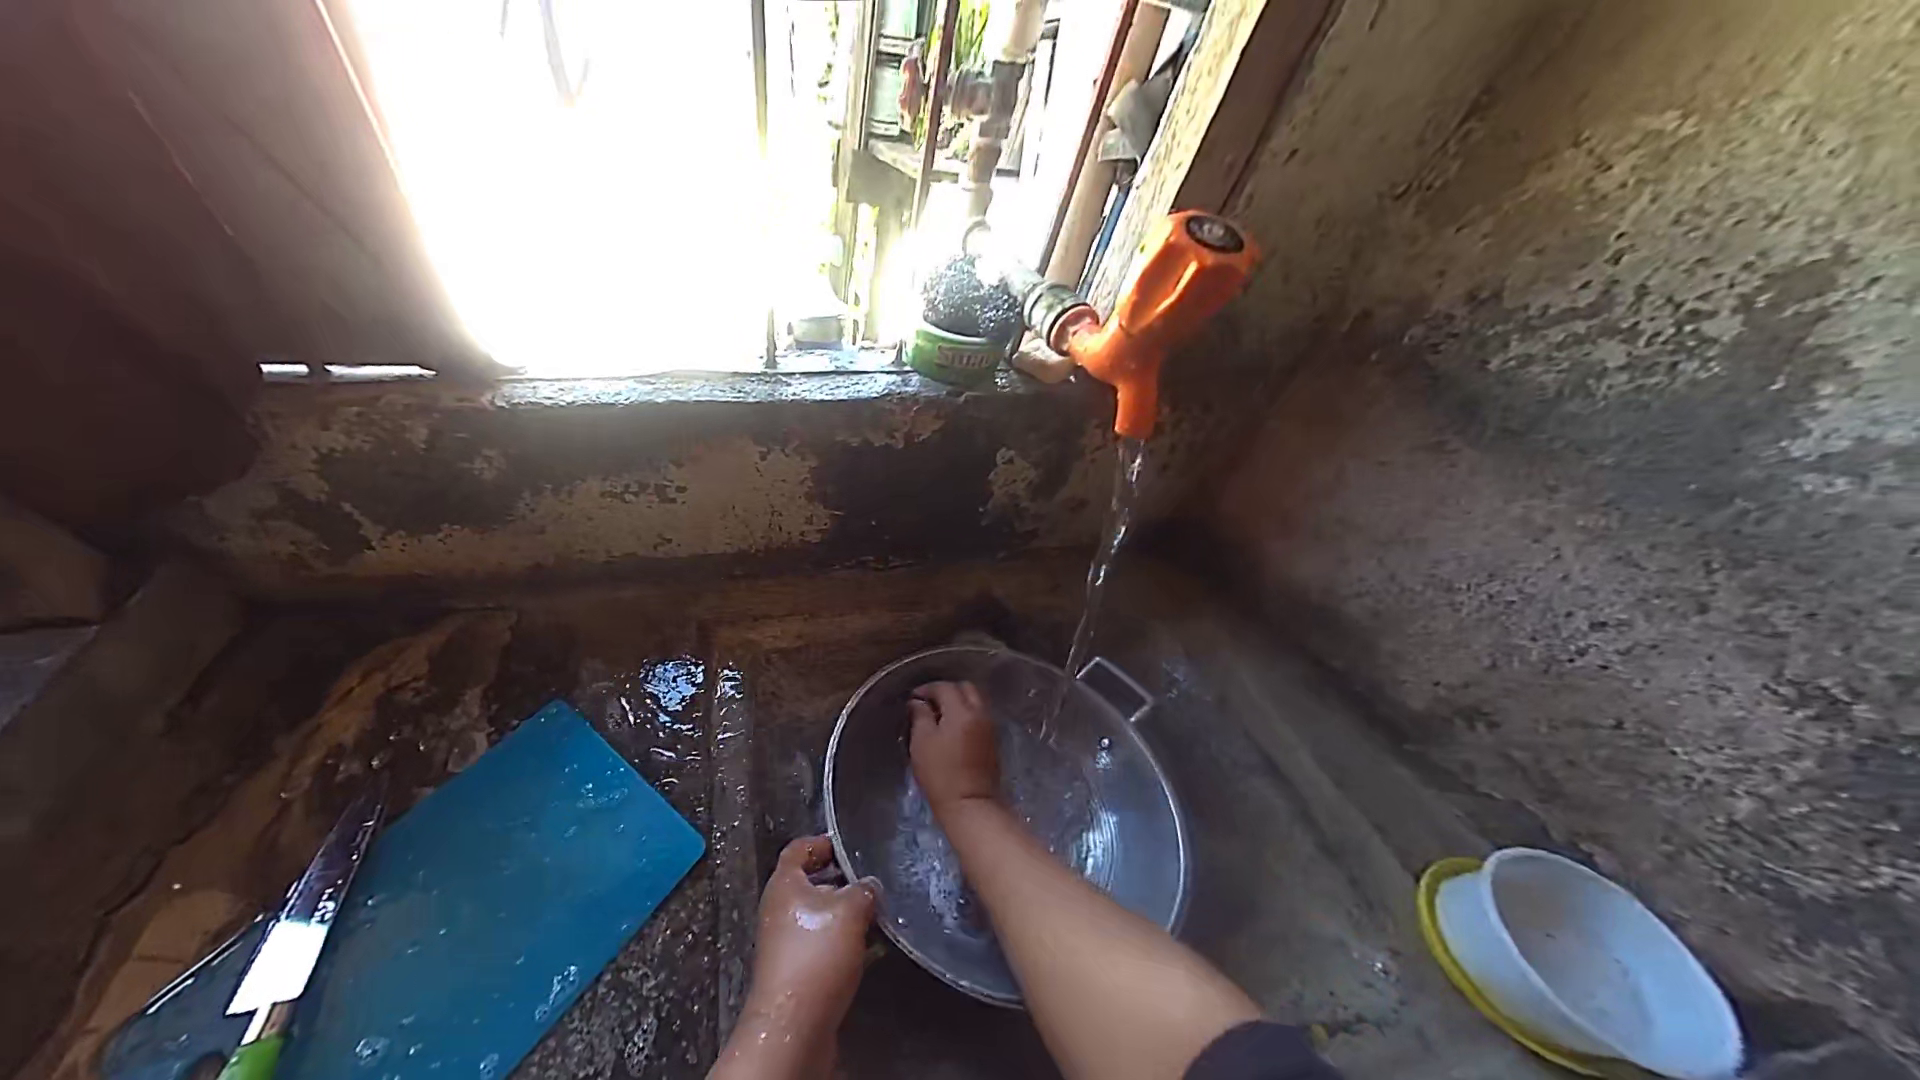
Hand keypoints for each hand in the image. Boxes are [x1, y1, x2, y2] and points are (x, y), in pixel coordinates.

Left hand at [742, 836, 877, 1033]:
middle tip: (871, 878)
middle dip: (842, 879)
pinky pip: (823, 942)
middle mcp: (780, 909)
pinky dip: (844, 940)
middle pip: (811, 881)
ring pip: (820, 914)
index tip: (849, 844)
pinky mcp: (797, 970)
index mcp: (784, 885)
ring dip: (847, 912)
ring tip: (878, 912)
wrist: (794, 1026)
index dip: (822, 841)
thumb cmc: (816, 955)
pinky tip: (871, 947)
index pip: (799, 848)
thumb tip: (870, 886)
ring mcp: (787, 941)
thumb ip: (864, 890)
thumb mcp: (850, 910)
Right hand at [908, 680, 1000, 812]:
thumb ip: (920, 716)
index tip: (913, 699)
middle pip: (965, 688)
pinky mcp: (992, 741)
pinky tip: (951, 728)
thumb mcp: (922, 742)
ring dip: (957, 702)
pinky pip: (979, 716)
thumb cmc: (940, 774)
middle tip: (928, 703)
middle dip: (946, 691)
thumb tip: (918, 702)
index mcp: (962, 711)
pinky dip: (965, 714)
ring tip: (939, 716)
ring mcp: (989, 727)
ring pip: (974, 701)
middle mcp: (980, 713)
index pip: (945, 687)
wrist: (970, 804)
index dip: (927, 689)